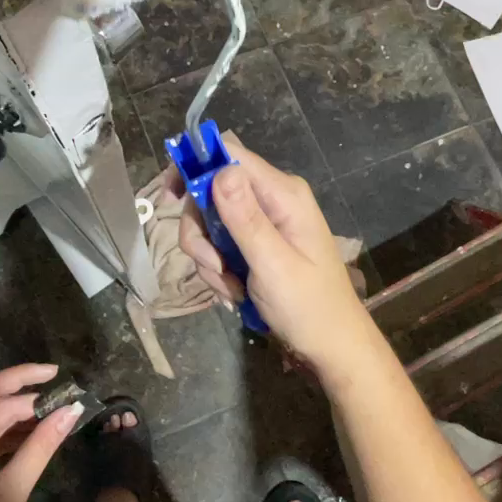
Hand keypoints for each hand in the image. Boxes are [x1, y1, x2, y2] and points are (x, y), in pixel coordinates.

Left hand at [0, 364, 82, 501]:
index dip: (23, 376)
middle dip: (27, 404)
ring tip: (57, 420)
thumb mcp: (12, 491)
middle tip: (66, 404)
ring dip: (20, 423)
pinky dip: (8, 443)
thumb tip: (71, 410)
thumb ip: (41, 446)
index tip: (57, 372)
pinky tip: (35, 443)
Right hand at [177, 137, 388, 386]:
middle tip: (213, 266)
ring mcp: (263, 221)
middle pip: (210, 192)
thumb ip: (245, 219)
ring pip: (209, 223)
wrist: (331, 346)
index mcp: (283, 193)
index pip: (229, 156)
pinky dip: (217, 269)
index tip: (170, 198)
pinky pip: (218, 245)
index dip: (195, 167)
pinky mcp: (254, 242)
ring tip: (230, 287)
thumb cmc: (309, 306)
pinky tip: (234, 292)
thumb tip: (220, 170)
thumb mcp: (274, 265)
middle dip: (201, 232)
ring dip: (209, 257)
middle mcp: (272, 198)